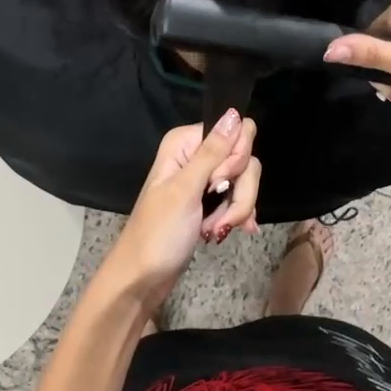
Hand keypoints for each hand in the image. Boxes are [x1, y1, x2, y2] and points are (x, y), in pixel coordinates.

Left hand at [94, 110, 262, 312]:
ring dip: (237, 209)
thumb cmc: (158, 233)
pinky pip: (239, 199)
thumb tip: (235, 113)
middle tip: (217, 215)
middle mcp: (196, 155)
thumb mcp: (185, 190)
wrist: (144, 277)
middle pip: (245, 159)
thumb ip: (213, 152)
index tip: (218, 184)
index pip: (236, 132)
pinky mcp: (211, 201)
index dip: (235, 160)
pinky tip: (227, 232)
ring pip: (246, 182)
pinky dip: (237, 217)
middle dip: (240, 192)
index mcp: (185, 142)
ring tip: (214, 230)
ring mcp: (205, 180)